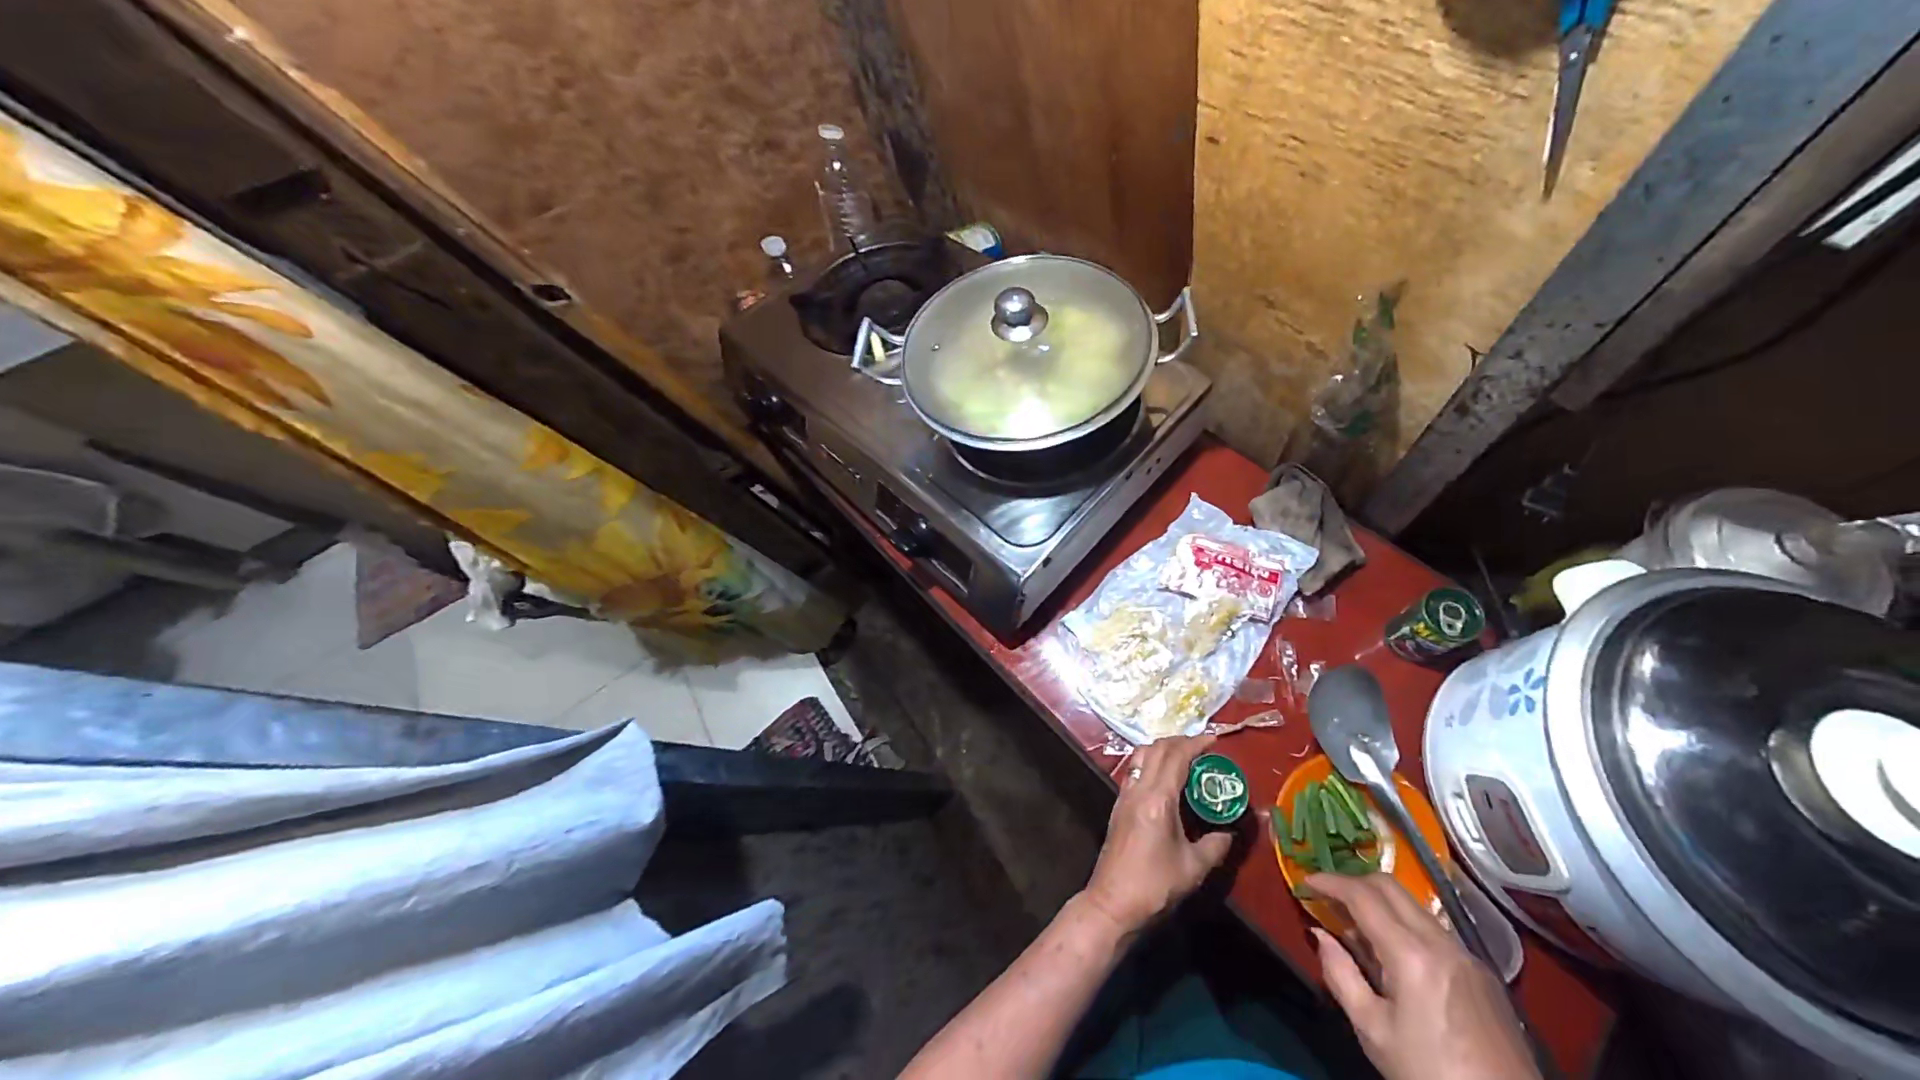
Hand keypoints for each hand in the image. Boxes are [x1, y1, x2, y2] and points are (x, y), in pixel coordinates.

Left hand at [1081, 734, 1233, 934]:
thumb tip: (1231, 831)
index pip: (1175, 757)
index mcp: (1157, 799)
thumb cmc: (1155, 885)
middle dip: (1179, 741)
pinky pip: (1135, 772)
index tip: (1214, 739)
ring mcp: (1124, 796)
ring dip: (1162, 750)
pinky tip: (1166, 778)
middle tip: (1202, 746)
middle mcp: (1138, 790)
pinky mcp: (1118, 807)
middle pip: (1156, 750)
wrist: (1113, 902)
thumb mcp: (1194, 867)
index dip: (1195, 743)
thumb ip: (1216, 845)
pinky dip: (1152, 764)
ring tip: (1185, 757)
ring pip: (1141, 757)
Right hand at [1306, 873, 1538, 1079]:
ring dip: (1380, 904)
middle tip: (1328, 897)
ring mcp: (1467, 956)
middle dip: (1354, 882)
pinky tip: (1393, 957)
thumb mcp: (1372, 1030)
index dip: (1330, 882)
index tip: (1306, 881)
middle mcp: (1442, 943)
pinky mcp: (1483, 974)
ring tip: (1355, 929)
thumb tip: (1320, 935)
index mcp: (1411, 954)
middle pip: (1391, 888)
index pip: (1363, 896)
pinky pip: (1433, 931)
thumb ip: (1340, 975)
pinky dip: (1404, 926)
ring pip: (1414, 907)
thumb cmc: (1429, 1073)